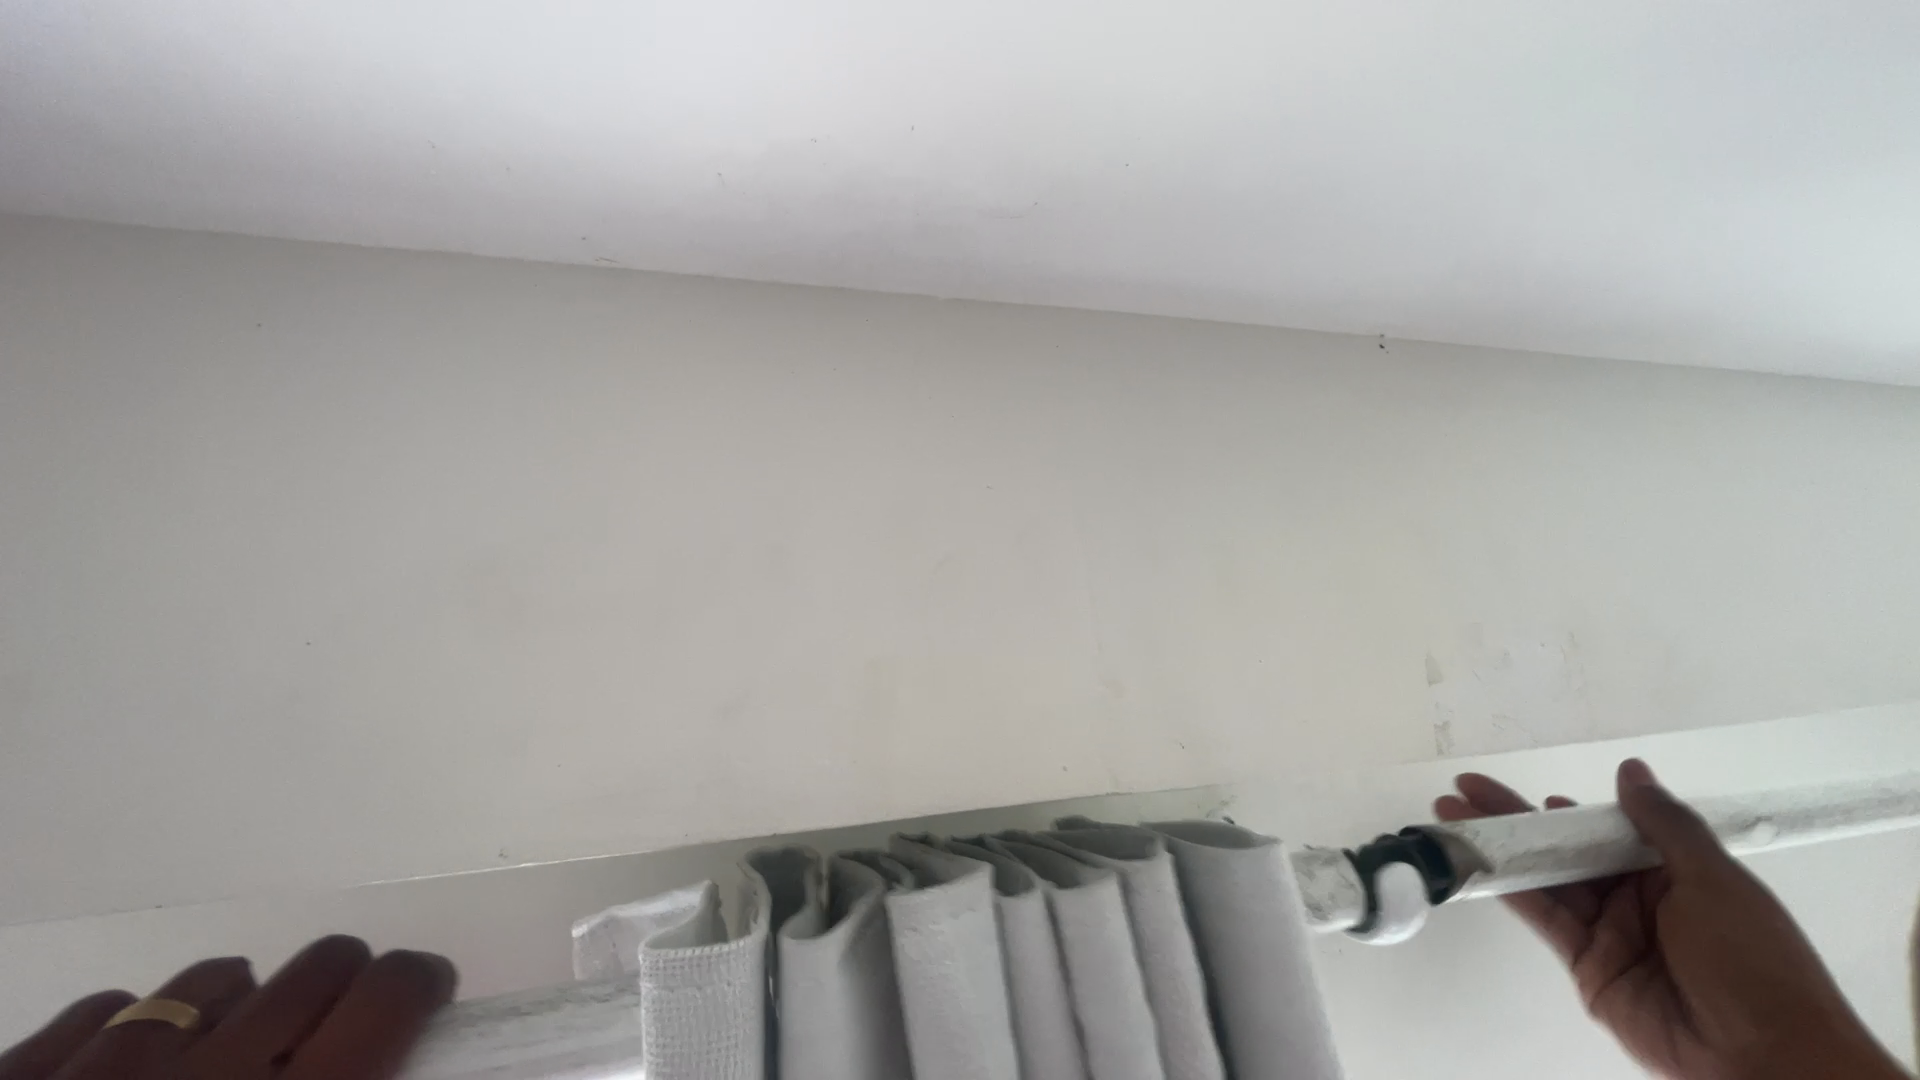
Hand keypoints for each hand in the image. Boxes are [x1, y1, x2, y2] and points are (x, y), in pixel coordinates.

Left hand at [0, 936, 453, 1079]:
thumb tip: (389, 1077)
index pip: (391, 993)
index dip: (421, 984)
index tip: (420, 1005)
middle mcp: (210, 1078)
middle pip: (322, 963)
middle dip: (343, 989)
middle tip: (326, 1036)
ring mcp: (95, 1079)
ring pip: (214, 979)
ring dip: (238, 1009)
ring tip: (214, 1065)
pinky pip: (102, 1011)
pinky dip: (129, 1035)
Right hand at [1435, 759, 1904, 1079]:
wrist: (1764, 1060)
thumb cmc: (1752, 962)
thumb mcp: (1718, 884)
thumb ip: (1666, 826)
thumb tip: (1631, 770)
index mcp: (1673, 876)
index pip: (1607, 831)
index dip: (1568, 810)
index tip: (1534, 792)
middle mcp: (1635, 899)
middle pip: (1564, 848)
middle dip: (1514, 817)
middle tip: (1465, 789)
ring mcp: (1606, 930)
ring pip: (1543, 876)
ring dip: (1497, 846)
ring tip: (1450, 816)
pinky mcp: (1582, 960)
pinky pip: (1539, 914)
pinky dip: (1505, 887)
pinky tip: (1474, 863)